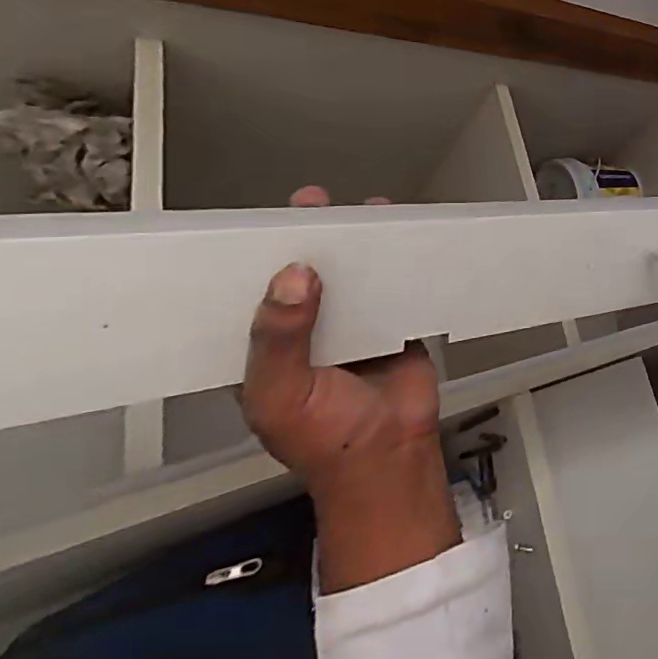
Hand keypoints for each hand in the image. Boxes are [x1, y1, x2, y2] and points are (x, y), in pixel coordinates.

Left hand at [241, 187, 457, 592]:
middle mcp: (308, 327)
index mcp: (267, 345)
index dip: (252, 256)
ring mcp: (353, 321)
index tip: (258, 221)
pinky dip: (400, 261)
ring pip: (351, 273)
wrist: (392, 456)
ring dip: (357, 243)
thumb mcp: (282, 395)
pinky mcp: (393, 320)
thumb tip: (292, 275)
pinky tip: (405, 237)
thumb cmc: (325, 439)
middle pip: (305, 272)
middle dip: (308, 236)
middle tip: (314, 202)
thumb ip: (279, 339)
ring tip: (364, 210)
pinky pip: (394, 284)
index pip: (252, 292)